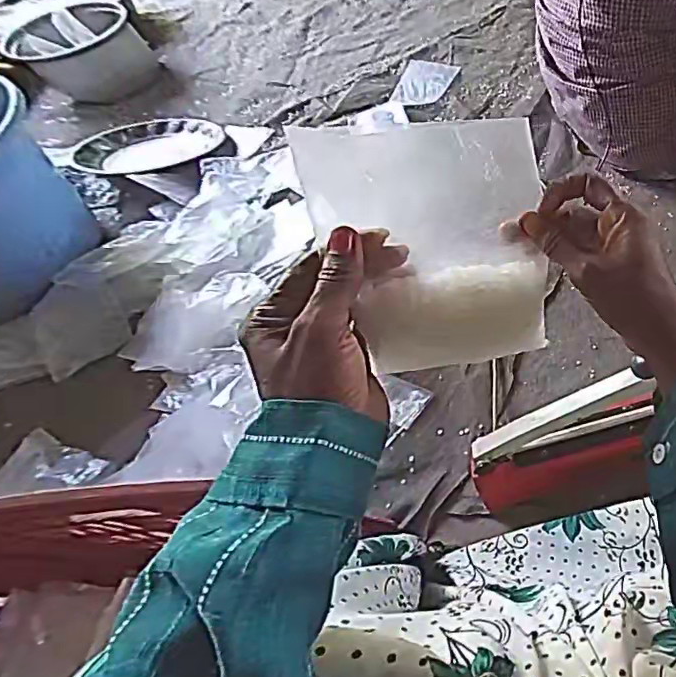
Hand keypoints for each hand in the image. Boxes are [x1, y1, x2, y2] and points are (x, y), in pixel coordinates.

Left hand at [241, 227, 408, 421]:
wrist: (333, 440)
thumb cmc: (314, 389)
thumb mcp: (319, 328)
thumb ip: (334, 282)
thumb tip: (345, 236)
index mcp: (272, 317)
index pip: (310, 269)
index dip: (344, 250)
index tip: (378, 239)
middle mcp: (295, 326)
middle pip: (331, 281)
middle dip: (363, 263)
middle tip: (398, 252)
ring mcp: (325, 341)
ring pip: (351, 299)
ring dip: (375, 282)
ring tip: (402, 268)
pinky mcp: (352, 355)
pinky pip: (367, 320)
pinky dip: (383, 305)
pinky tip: (398, 296)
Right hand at [509, 174, 675, 390]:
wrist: (662, 334)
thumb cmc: (636, 301)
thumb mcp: (588, 271)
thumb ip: (556, 244)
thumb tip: (530, 222)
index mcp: (624, 217)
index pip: (588, 185)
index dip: (560, 193)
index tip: (541, 212)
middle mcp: (623, 227)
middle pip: (580, 210)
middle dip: (549, 219)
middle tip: (518, 231)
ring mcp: (620, 248)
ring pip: (581, 234)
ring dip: (554, 238)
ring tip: (523, 245)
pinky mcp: (616, 267)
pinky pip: (587, 252)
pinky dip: (567, 253)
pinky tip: (545, 260)